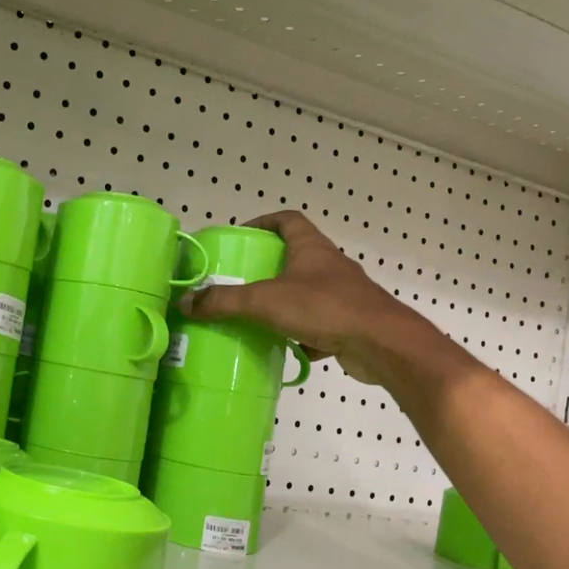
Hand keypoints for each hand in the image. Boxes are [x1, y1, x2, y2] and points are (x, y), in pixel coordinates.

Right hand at [179, 211, 436, 386]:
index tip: (241, 236)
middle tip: (236, 281)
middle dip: (265, 268)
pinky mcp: (348, 324)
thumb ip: (224, 301)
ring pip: (305, 293)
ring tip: (253, 317)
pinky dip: (298, 334)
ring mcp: (342, 295)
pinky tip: (282, 348)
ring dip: (281, 302)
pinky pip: (316, 324)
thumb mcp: (265, 301)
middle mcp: (329, 266)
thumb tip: (185, 302)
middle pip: (294, 257)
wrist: (383, 344)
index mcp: (311, 248)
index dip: (263, 222)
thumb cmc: (324, 308)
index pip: (287, 220)